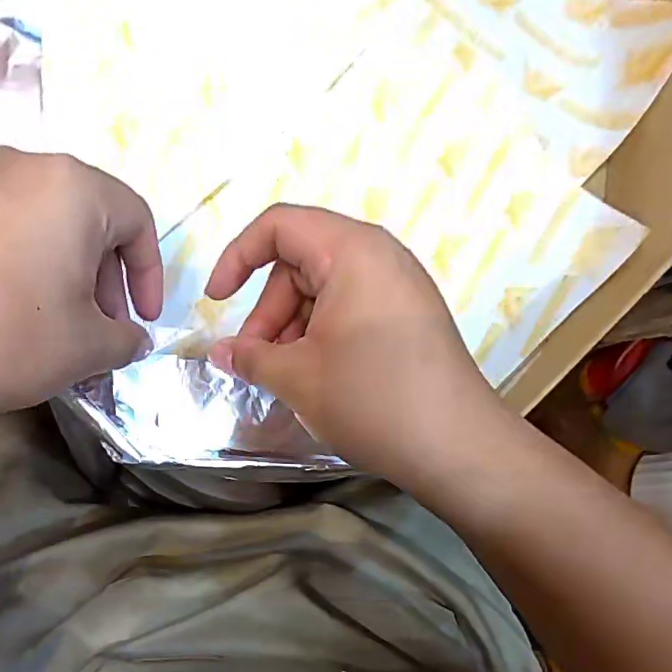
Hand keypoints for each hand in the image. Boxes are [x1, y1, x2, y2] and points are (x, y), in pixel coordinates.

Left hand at [0, 147, 162, 446]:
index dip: (151, 275)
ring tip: (58, 335)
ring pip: (45, 230)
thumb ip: (125, 340)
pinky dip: (26, 276)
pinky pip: (4, 237)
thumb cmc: (7, 336)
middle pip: (90, 220)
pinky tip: (10, 323)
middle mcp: (23, 168)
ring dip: (67, 281)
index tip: (144, 322)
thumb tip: (133, 338)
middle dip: (107, 280)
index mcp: (73, 187)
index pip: (137, 219)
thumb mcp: (87, 349)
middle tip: (102, 333)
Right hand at [204, 204, 512, 487]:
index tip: (216, 302)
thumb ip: (251, 357)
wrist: (455, 445)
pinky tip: (317, 380)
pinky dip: (324, 338)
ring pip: (326, 294)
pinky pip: (353, 313)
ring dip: (294, 331)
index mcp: (352, 251)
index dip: (237, 258)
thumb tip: (219, 353)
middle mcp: (381, 258)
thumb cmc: (372, 400)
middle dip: (269, 312)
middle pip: (301, 264)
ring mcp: (401, 289)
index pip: (279, 226)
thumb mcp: (298, 378)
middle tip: (255, 363)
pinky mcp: (412, 321)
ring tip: (285, 380)